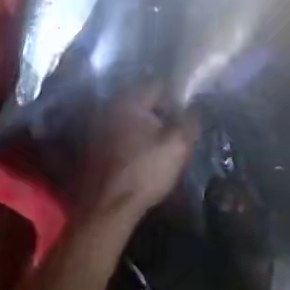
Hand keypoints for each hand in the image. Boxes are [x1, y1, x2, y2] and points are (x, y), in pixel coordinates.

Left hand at [76, 92, 195, 226]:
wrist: (109, 203)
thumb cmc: (145, 169)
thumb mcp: (177, 145)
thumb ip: (189, 122)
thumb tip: (195, 107)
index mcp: (128, 100)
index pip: (157, 85)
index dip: (176, 97)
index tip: (189, 113)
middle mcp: (109, 106)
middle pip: (142, 102)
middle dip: (161, 113)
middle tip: (178, 130)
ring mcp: (98, 126)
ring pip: (131, 119)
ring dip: (146, 128)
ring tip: (163, 145)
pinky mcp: (95, 145)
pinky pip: (120, 135)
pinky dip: (133, 140)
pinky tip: (144, 156)